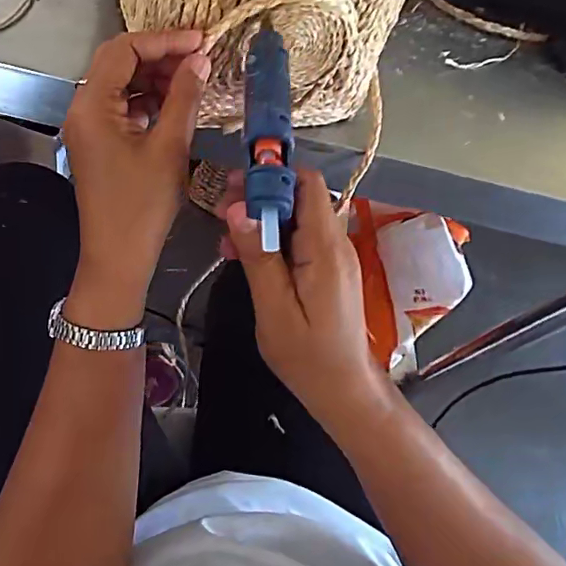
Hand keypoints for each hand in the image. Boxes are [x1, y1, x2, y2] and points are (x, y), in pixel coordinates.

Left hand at [62, 30, 209, 322]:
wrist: (118, 255)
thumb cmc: (142, 206)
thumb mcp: (169, 147)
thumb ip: (184, 97)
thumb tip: (199, 60)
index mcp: (91, 106)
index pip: (124, 50)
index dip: (164, 40)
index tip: (200, 41)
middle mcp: (83, 109)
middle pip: (119, 62)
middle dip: (160, 55)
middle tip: (201, 56)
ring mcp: (89, 126)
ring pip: (122, 83)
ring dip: (156, 76)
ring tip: (194, 77)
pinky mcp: (99, 141)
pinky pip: (122, 106)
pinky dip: (149, 98)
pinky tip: (177, 101)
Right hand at [222, 169, 388, 425]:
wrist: (344, 389)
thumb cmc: (308, 356)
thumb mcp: (274, 308)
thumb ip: (259, 257)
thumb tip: (239, 210)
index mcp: (325, 249)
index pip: (307, 185)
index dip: (273, 175)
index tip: (235, 186)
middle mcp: (335, 244)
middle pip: (299, 197)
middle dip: (259, 195)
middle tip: (221, 208)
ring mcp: (333, 256)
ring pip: (296, 217)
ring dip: (262, 218)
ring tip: (225, 233)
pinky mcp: (327, 269)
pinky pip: (299, 239)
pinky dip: (272, 238)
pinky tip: (244, 253)